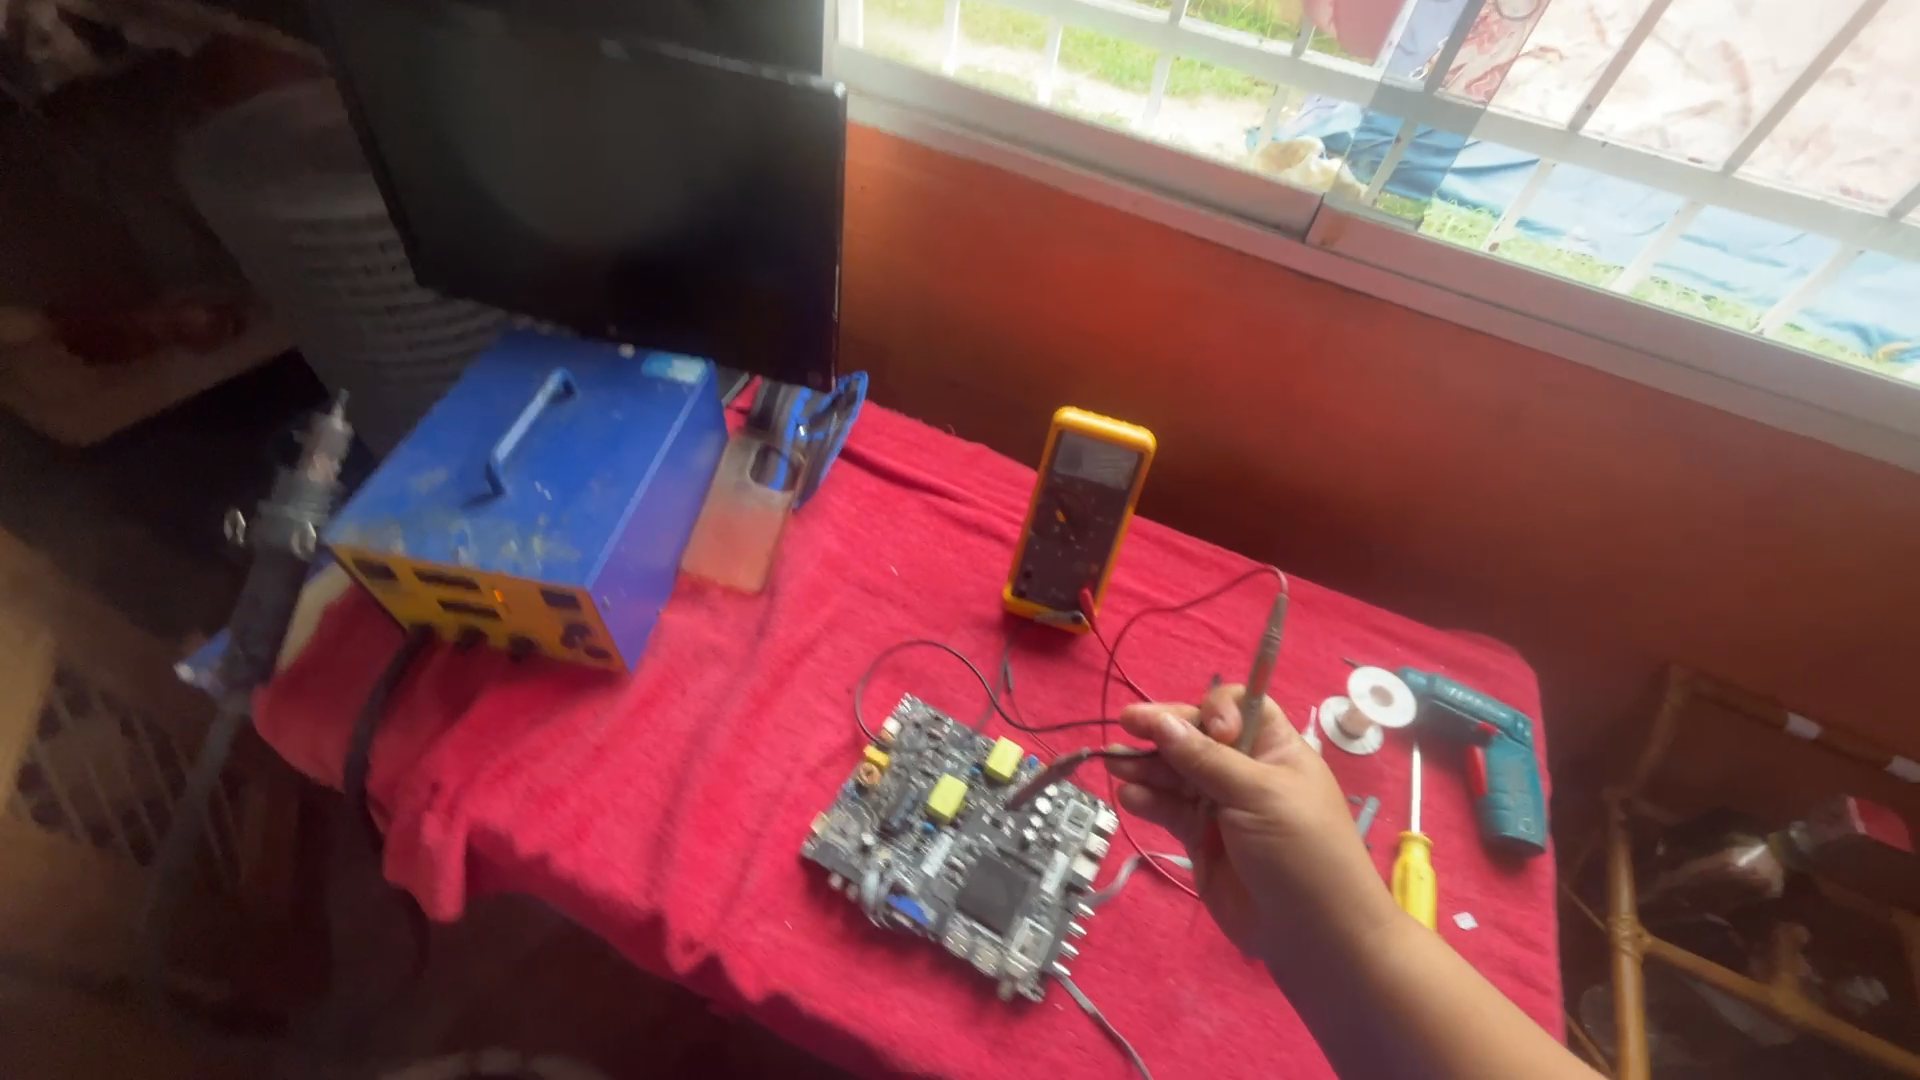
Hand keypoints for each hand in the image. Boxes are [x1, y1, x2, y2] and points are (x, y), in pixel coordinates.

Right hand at [1105, 685, 1398, 970]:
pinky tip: (1130, 797)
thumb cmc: (1301, 852)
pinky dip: (1146, 800)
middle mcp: (1243, 770)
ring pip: (1173, 771)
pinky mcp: (1199, 837)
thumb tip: (1159, 720)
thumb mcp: (1258, 795)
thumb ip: (1204, 759)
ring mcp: (1219, 804)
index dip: (1213, 709)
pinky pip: (1167, 808)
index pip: (1236, 707)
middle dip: (1163, 731)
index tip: (1206, 728)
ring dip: (1145, 765)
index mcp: (1273, 749)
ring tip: (1115, 766)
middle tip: (1127, 725)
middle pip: (1194, 735)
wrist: (1315, 938)